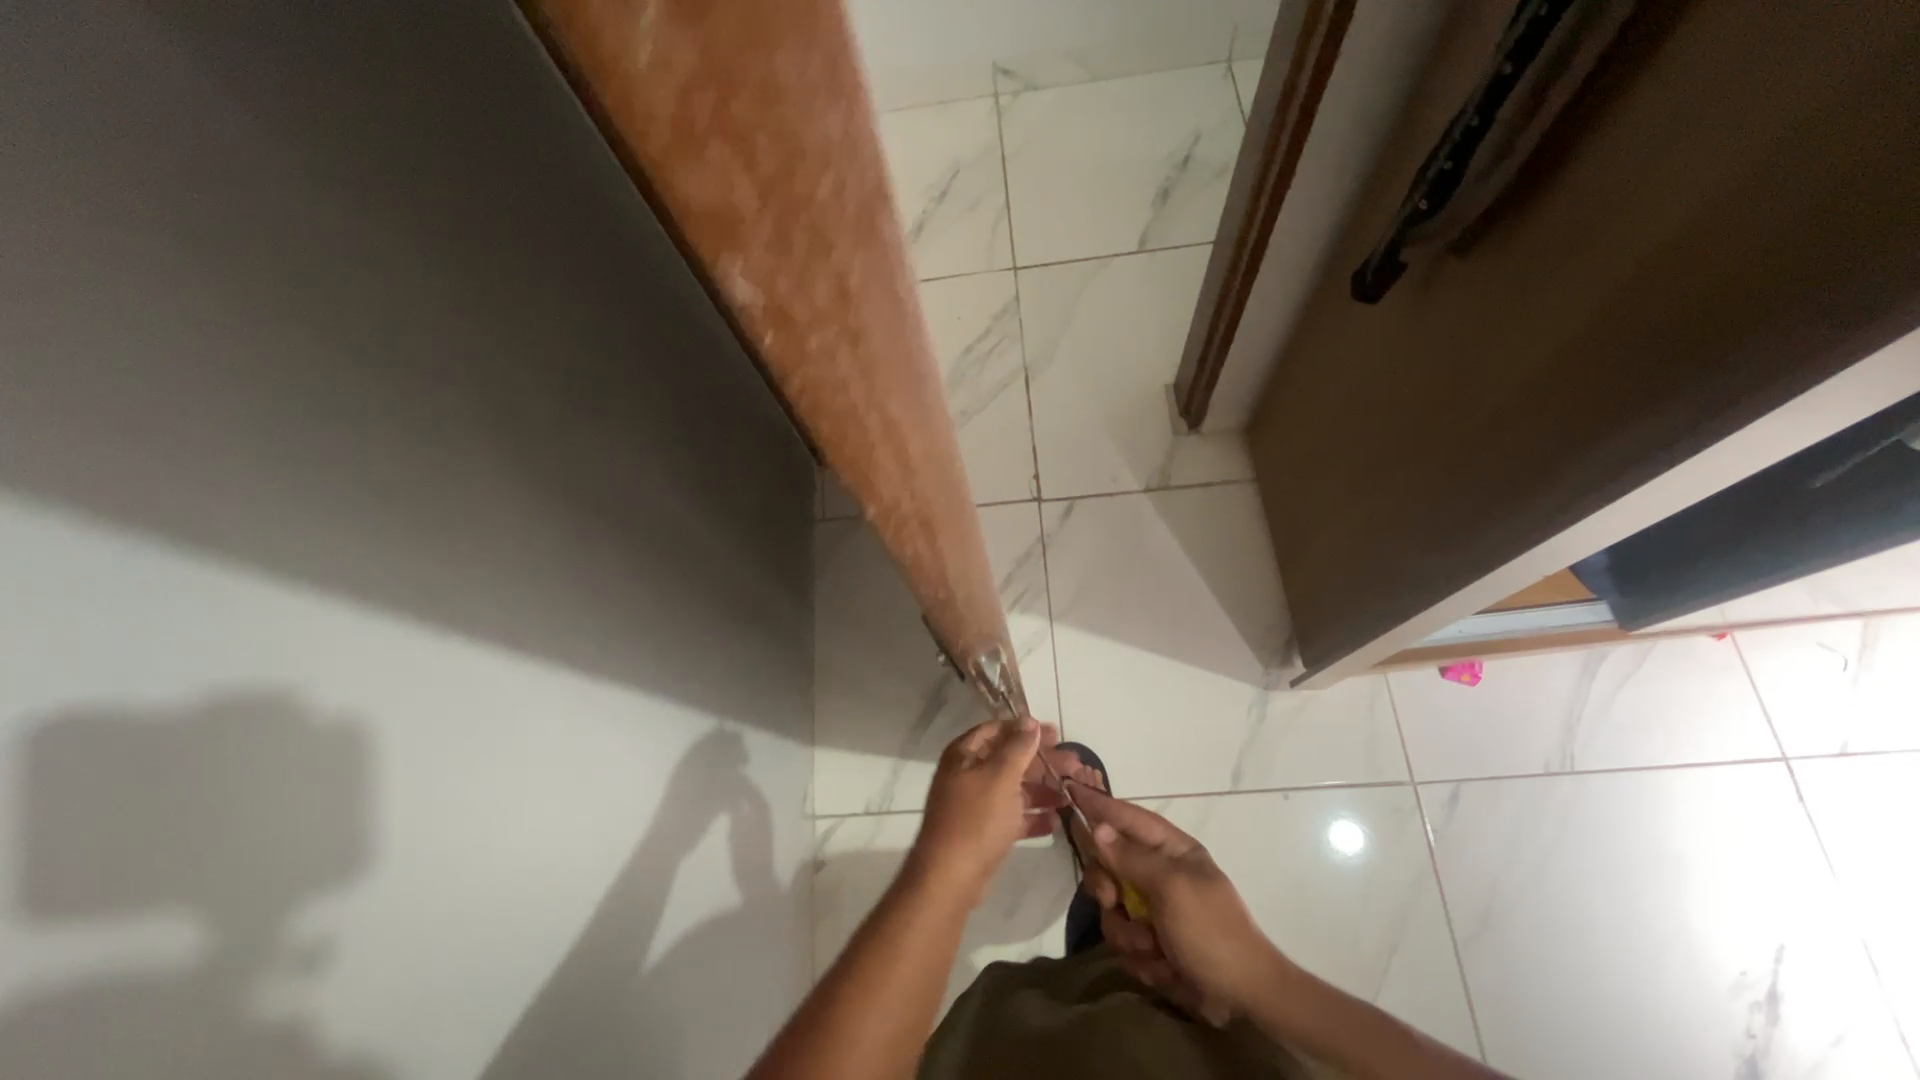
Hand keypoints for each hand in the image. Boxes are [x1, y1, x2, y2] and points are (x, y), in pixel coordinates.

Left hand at [907, 716, 1062, 904]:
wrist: (950, 877)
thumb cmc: (976, 819)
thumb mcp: (1000, 777)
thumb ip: (1018, 747)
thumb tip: (1030, 721)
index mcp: (964, 755)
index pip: (997, 730)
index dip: (1026, 730)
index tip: (1057, 735)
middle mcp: (967, 775)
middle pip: (1009, 759)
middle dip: (1042, 763)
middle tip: (1074, 766)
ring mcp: (974, 804)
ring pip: (1013, 789)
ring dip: (1041, 791)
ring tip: (1070, 797)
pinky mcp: (983, 831)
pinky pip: (1011, 816)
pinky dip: (1031, 817)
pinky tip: (1054, 821)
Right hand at [1069, 785, 1288, 1018]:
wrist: (1240, 997)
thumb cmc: (1212, 932)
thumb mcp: (1173, 889)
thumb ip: (1132, 858)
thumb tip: (1099, 827)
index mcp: (1173, 851)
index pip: (1129, 819)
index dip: (1101, 806)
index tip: (1071, 791)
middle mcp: (1160, 875)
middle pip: (1108, 865)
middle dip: (1108, 889)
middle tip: (1113, 901)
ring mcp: (1153, 910)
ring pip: (1111, 910)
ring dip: (1130, 935)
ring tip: (1156, 951)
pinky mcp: (1150, 943)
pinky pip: (1121, 942)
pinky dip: (1140, 959)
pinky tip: (1163, 969)